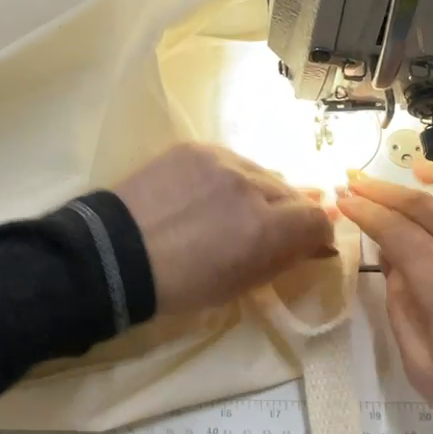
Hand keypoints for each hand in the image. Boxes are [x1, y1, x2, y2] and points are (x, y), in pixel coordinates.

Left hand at [113, 144, 336, 316]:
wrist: (116, 254)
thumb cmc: (179, 285)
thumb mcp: (239, 285)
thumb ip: (283, 259)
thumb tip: (313, 243)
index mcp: (264, 228)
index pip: (316, 219)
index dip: (317, 233)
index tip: (308, 244)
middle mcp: (250, 186)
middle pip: (291, 193)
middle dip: (287, 214)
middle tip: (267, 230)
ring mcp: (222, 161)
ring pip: (260, 173)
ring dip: (258, 192)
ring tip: (233, 211)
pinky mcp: (196, 148)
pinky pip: (230, 161)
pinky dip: (230, 177)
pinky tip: (209, 194)